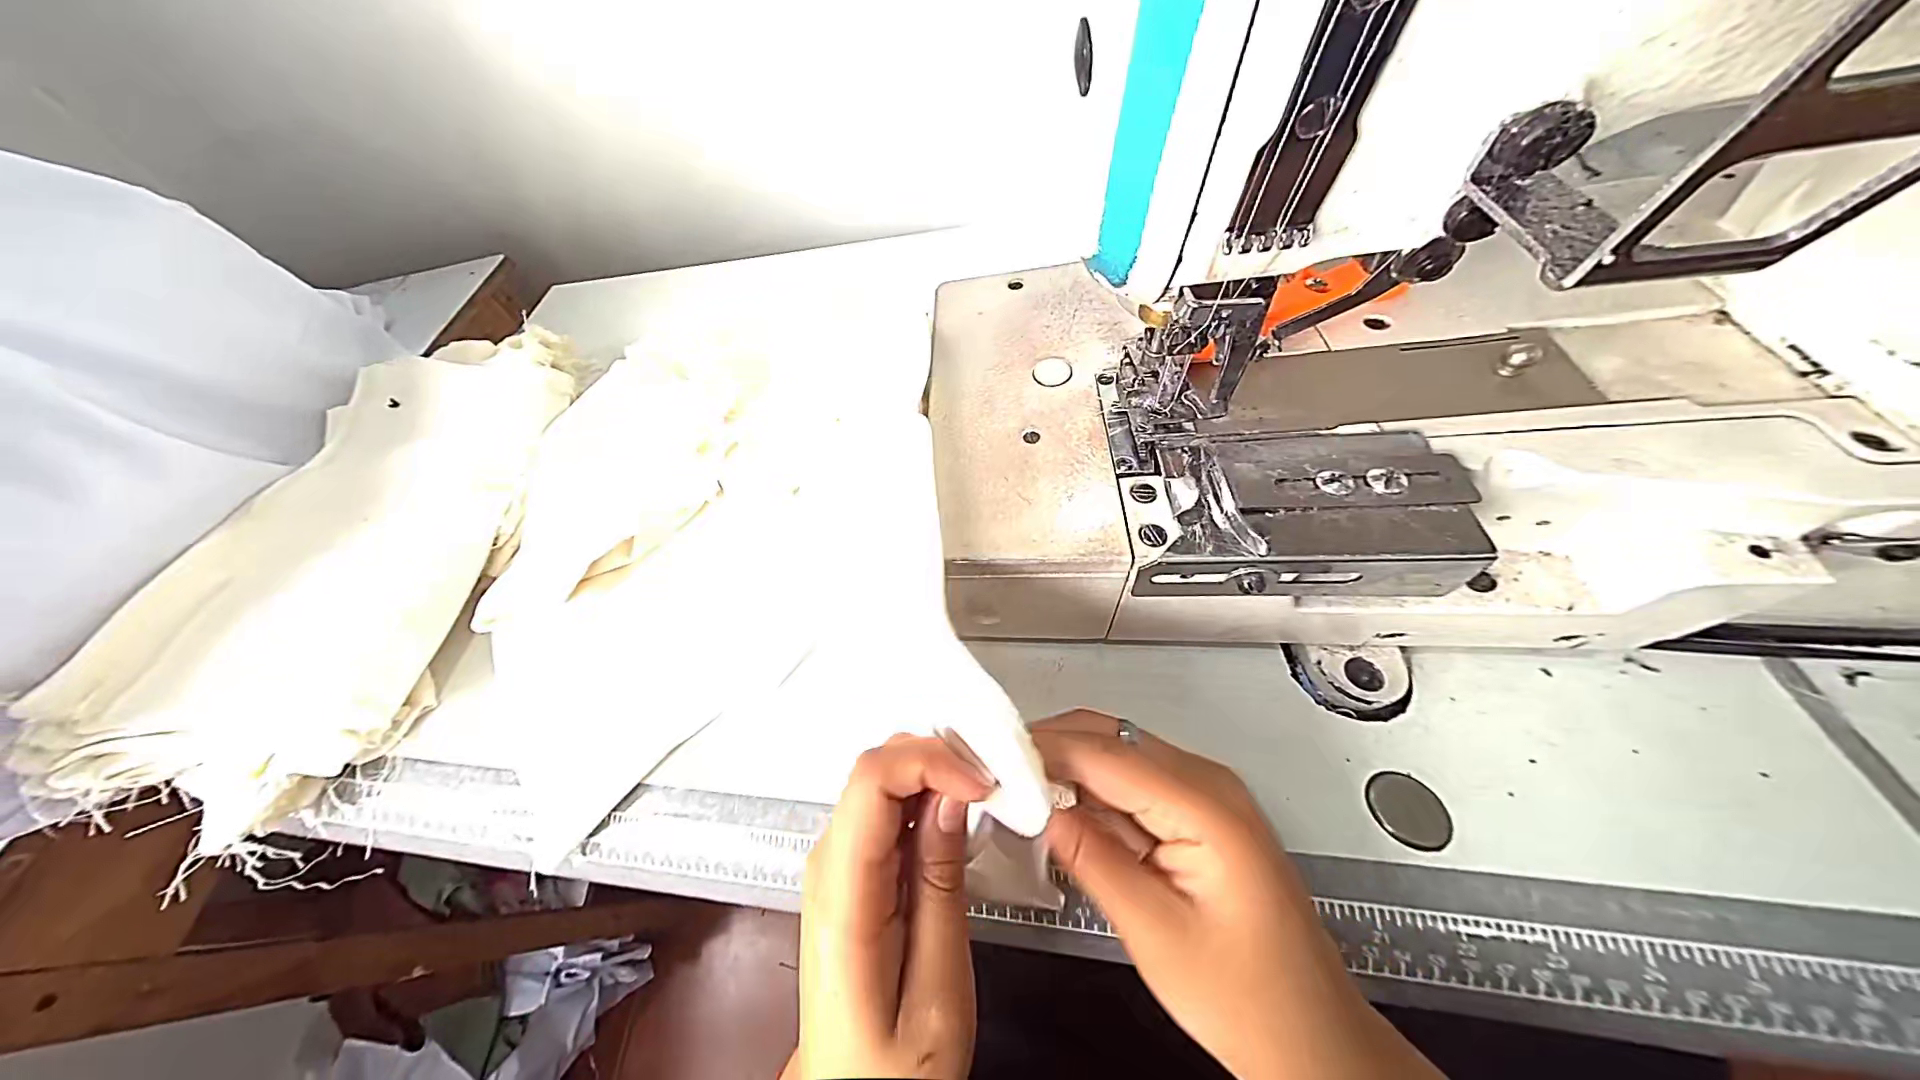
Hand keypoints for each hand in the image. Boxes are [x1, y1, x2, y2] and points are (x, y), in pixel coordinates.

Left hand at [786, 735, 992, 1079]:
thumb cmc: (890, 1066)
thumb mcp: (938, 987)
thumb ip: (942, 882)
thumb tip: (951, 799)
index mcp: (843, 897)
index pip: (872, 781)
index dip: (932, 762)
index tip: (982, 782)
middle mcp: (827, 866)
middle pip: (876, 768)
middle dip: (940, 757)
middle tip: (993, 779)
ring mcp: (835, 861)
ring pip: (882, 778)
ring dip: (937, 772)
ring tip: (984, 793)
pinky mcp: (852, 865)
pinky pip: (887, 804)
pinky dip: (927, 793)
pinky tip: (958, 812)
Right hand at [1033, 711, 1440, 1079]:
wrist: (1310, 1039)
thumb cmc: (1251, 999)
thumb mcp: (1154, 932)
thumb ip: (1092, 859)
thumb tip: (1040, 808)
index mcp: (1206, 807)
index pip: (1106, 753)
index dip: (1045, 750)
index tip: (996, 759)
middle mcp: (1208, 785)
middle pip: (1112, 739)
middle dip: (1052, 748)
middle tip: (1000, 771)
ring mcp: (1205, 797)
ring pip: (1119, 756)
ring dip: (1068, 769)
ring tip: (1019, 791)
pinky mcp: (1196, 816)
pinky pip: (1133, 785)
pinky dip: (1092, 792)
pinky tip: (1061, 812)